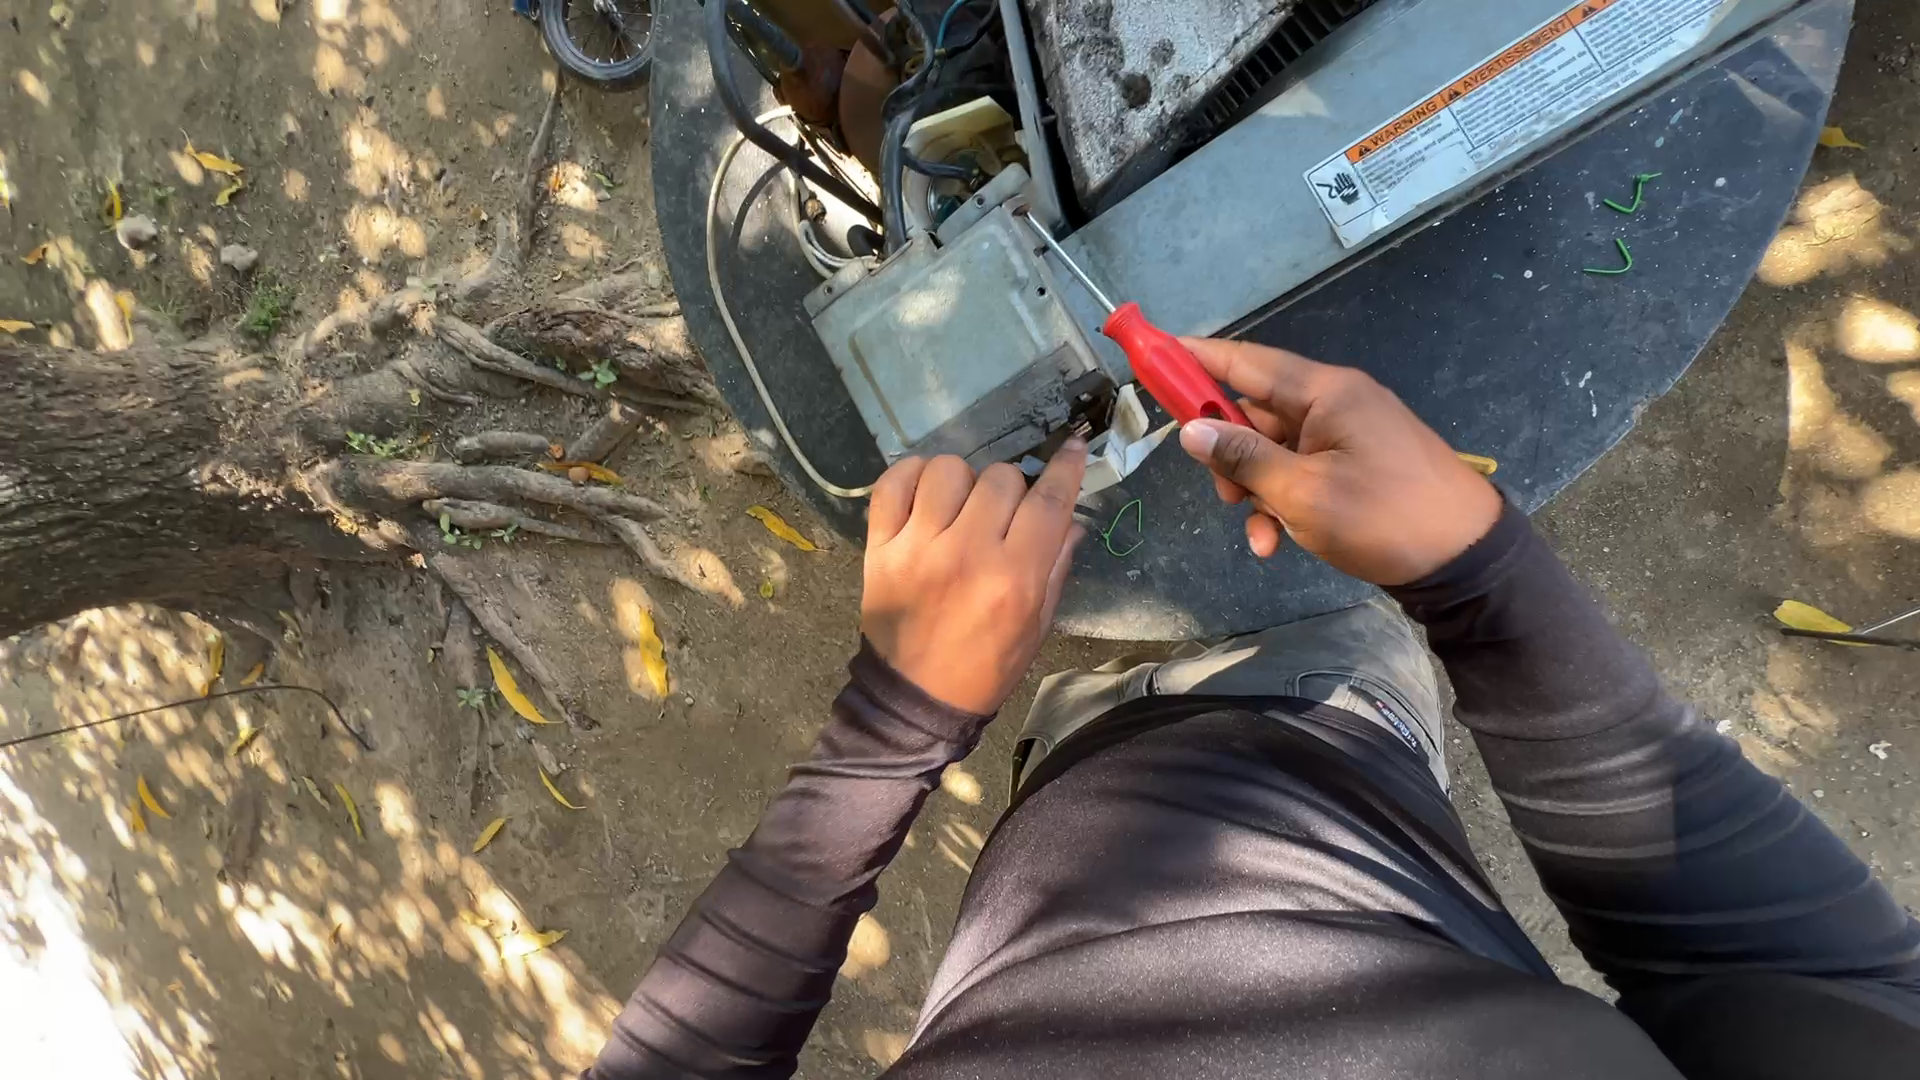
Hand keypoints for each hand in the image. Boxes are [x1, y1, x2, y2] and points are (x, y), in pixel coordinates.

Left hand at [860, 442, 1087, 714]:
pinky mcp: (880, 546)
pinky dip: (911, 475)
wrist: (915, 698)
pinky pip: (893, 482)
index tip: (1072, 445)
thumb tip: (1071, 519)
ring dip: (963, 481)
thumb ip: (1056, 568)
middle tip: (1002, 515)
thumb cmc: (985, 667)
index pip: (1049, 502)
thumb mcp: (1036, 627)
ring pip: (949, 469)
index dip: (1065, 467)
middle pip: (1001, 478)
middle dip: (1012, 490)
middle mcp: (967, 552)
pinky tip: (924, 493)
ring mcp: (918, 546)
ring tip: (960, 508)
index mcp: (1015, 578)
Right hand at [1175, 338, 1500, 585]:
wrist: (1464, 561)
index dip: (1198, 357)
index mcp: (1326, 393)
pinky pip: (1295, 474)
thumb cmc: (1382, 517)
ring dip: (1253, 491)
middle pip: (1253, 413)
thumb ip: (1242, 458)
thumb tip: (1189, 430)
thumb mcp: (1301, 492)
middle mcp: (1333, 404)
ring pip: (1270, 451)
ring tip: (1259, 530)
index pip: (1247, 362)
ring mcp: (1342, 436)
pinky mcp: (1349, 465)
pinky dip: (1279, 504)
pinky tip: (1275, 541)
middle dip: (1229, 455)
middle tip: (1223, 492)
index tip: (1158, 353)